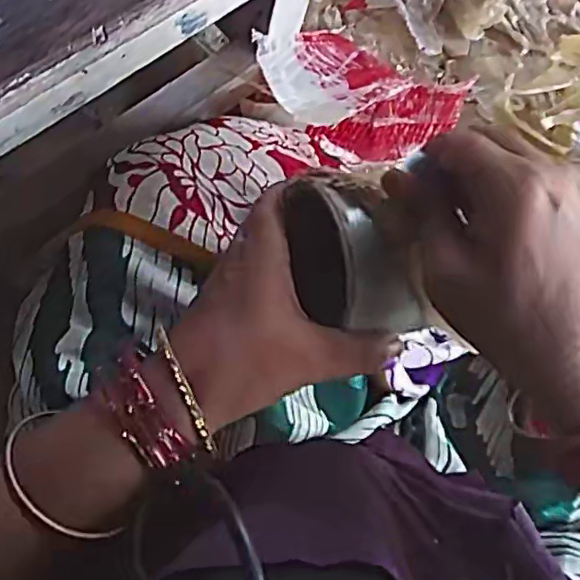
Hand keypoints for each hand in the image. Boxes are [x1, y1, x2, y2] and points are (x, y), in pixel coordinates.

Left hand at [167, 182, 399, 428]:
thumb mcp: (310, 358)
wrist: (180, 396)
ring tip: (333, 241)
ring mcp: (229, 275)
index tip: (336, 185)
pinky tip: (305, 280)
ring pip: (262, 238)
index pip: (275, 196)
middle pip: (271, 214)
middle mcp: (242, 254)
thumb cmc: (243, 361)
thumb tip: (399, 344)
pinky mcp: (225, 296)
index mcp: (261, 252)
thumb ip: (358, 351)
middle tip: (346, 215)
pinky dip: (279, 259)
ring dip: (291, 234)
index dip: (303, 184)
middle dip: (306, 209)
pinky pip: (256, 262)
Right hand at [384, 128, 579, 429]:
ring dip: (486, 171)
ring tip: (472, 220)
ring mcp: (577, 182)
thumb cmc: (514, 325)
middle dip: (457, 160)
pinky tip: (506, 227)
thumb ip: (423, 214)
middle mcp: (551, 169)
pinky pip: (540, 173)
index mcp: (514, 184)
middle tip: (438, 203)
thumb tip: (398, 178)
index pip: (458, 140)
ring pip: (516, 153)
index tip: (414, 188)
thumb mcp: (449, 274)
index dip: (426, 158)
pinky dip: (513, 183)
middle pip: (490, 137)